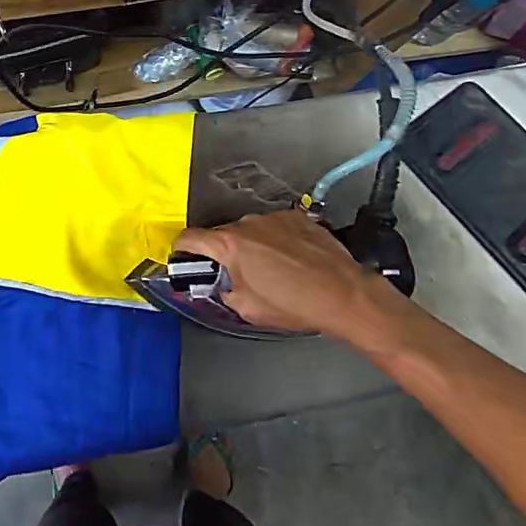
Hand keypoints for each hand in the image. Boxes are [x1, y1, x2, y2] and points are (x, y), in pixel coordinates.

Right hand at [174, 210, 407, 345]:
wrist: (342, 292)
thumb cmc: (294, 304)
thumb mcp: (247, 308)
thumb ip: (226, 291)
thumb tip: (223, 284)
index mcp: (231, 244)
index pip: (192, 237)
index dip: (183, 249)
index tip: (185, 257)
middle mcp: (250, 223)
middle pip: (224, 234)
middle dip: (226, 252)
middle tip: (238, 275)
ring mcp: (276, 217)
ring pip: (253, 230)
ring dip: (254, 245)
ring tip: (274, 270)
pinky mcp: (299, 217)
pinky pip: (277, 227)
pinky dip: (278, 240)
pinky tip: (293, 260)